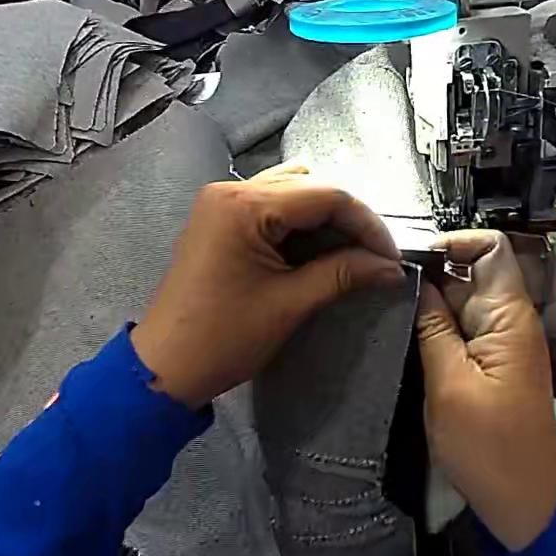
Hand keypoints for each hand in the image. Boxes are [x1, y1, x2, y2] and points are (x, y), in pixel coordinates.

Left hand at [132, 162, 405, 406]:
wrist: (163, 368)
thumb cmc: (223, 338)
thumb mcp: (290, 304)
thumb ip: (344, 274)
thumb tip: (391, 268)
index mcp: (245, 206)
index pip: (327, 195)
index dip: (367, 224)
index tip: (391, 257)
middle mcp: (232, 190)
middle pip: (313, 186)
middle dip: (351, 219)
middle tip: (377, 256)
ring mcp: (223, 201)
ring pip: (296, 190)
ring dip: (329, 217)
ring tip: (353, 250)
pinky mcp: (222, 218)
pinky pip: (274, 203)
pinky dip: (303, 221)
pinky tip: (320, 246)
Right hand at [415, 231, 555, 550]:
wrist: (523, 501)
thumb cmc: (489, 448)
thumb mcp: (449, 385)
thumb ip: (432, 328)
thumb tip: (418, 281)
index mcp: (510, 316)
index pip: (491, 248)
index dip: (454, 243)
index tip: (412, 261)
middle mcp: (511, 320)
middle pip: (471, 273)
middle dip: (432, 276)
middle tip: (386, 292)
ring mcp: (502, 341)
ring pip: (463, 301)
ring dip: (431, 305)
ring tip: (389, 314)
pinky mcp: (492, 361)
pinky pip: (464, 328)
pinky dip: (438, 328)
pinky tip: (407, 338)